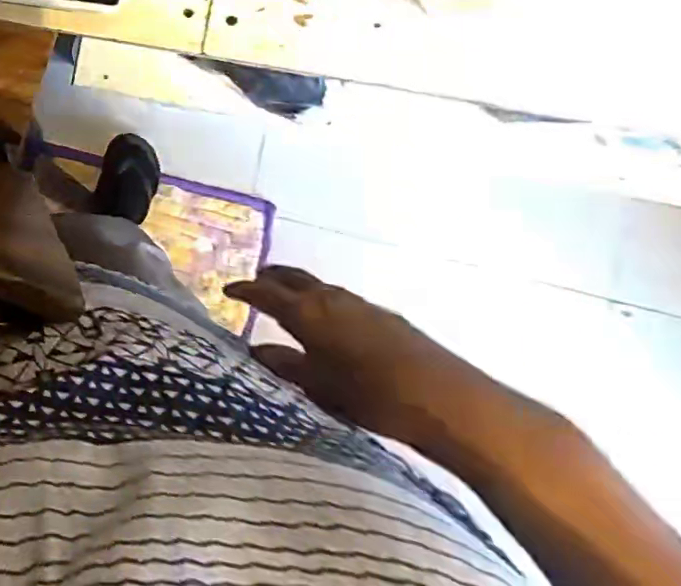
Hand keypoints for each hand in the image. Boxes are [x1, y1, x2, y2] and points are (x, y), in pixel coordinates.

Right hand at [225, 266, 543, 454]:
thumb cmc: (374, 397)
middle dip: (270, 277)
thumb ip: (286, 365)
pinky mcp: (385, 317)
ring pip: (318, 286)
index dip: (244, 290)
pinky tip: (330, 320)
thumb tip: (255, 349)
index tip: (228, 290)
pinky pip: (341, 299)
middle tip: (255, 280)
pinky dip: (323, 301)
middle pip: (291, 277)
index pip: (264, 293)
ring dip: (298, 287)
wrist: (452, 403)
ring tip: (289, 299)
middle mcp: (329, 299)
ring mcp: (360, 305)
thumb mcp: (321, 387)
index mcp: (306, 313)